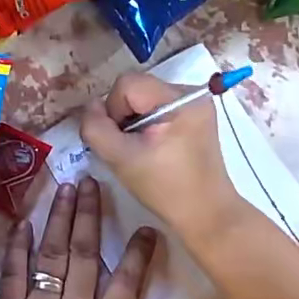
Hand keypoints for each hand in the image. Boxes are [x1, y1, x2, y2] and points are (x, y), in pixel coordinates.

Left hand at [0, 178, 154, 298]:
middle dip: (90, 216)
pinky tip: (23, 221)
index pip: (126, 286)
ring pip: (53, 254)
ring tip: (66, 188)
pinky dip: (17, 246)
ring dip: (60, 219)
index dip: (138, 255)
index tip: (146, 227)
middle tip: (92, 183)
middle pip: (86, 255)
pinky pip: (14, 273)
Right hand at [80, 72, 243, 244]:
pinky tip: (155, 146)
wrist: (206, 214)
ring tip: (143, 148)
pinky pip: (159, 106)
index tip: (122, 141)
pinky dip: (149, 123)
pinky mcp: (197, 115)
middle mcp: (191, 93)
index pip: (127, 84)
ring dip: (135, 119)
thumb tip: (91, 106)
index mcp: (178, 99)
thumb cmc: (164, 188)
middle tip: (131, 147)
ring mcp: (197, 103)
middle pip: (137, 88)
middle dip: (124, 115)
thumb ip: (96, 128)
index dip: (114, 110)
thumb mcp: (120, 159)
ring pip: (145, 97)